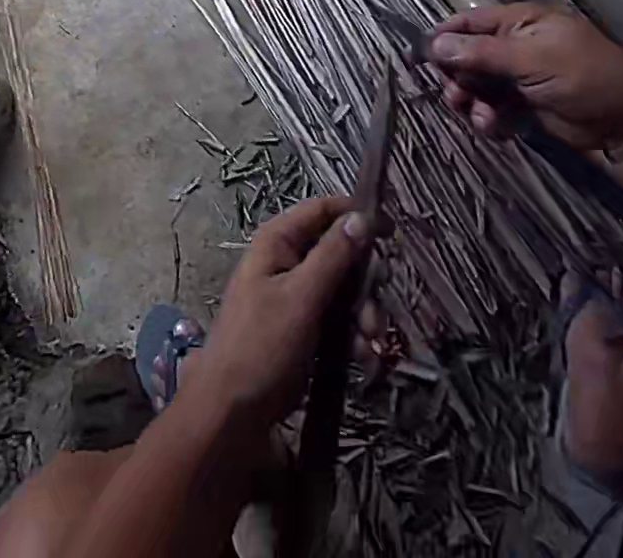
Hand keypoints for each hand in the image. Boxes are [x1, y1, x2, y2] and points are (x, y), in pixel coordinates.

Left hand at [179, 193, 382, 430]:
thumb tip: (362, 217)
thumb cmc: (260, 346)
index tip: (391, 234)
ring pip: (346, 286)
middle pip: (341, 250)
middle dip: (365, 278)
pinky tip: (364, 354)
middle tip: (380, 299)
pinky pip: (339, 316)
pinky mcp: (306, 324)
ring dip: (364, 311)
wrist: (231, 414)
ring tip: (372, 339)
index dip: (357, 216)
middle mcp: (288, 260)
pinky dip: (354, 332)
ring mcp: (297, 293)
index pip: (324, 209)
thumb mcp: (301, 297)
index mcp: (279, 242)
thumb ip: (333, 255)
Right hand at [427, 3, 622, 153]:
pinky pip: (489, 109)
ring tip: (478, 113)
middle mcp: (514, 46)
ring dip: (469, 101)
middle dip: (455, 76)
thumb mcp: (532, 58)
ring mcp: (516, 78)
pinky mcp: (520, 107)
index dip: (441, 37)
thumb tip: (435, 45)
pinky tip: (494, 125)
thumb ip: (482, 53)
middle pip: (465, 57)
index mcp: (519, 22)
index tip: (415, 56)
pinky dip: (486, 119)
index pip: (468, 22)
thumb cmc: (584, 76)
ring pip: (474, 87)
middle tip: (454, 93)